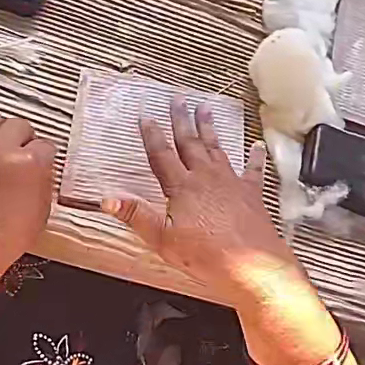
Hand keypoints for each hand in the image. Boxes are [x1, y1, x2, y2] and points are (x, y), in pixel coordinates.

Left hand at [0, 113, 57, 279]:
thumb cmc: (7, 234)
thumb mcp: (43, 205)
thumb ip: (43, 176)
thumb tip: (41, 163)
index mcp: (29, 162)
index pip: (45, 144)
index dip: (44, 155)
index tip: (41, 162)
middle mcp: (1, 150)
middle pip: (19, 124)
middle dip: (24, 138)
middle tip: (22, 152)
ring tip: (0, 143)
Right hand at [101, 93, 293, 308]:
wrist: (250, 265)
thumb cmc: (207, 254)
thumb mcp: (162, 238)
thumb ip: (135, 215)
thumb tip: (108, 198)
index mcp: (182, 187)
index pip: (161, 154)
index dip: (152, 134)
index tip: (145, 116)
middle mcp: (206, 178)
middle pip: (190, 142)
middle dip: (181, 119)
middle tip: (178, 99)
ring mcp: (230, 182)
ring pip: (217, 148)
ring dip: (209, 128)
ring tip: (205, 109)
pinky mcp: (250, 193)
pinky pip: (252, 169)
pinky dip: (254, 156)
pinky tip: (256, 145)